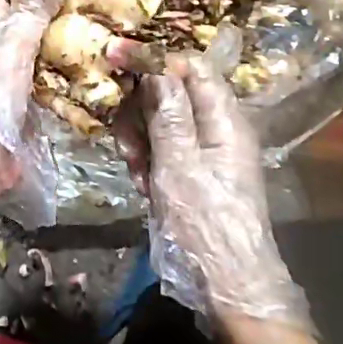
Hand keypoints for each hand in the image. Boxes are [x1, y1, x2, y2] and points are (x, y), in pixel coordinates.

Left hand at [0, 0, 84, 198]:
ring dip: (64, 30)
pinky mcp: (22, 96)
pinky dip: (67, 62)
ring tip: (101, 14)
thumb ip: (33, 6)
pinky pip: (48, 70)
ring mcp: (7, 70)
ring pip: (39, 40)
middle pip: (25, 10)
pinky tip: (94, 58)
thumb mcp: (12, 44)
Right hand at [129, 56, 308, 326]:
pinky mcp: (191, 171)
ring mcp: (204, 150)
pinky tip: (142, 183)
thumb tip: (155, 64)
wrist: (226, 285)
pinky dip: (146, 159)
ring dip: (139, 137)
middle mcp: (217, 127)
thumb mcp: (179, 163)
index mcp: (224, 118)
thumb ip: (166, 111)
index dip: (155, 58)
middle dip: (141, 106)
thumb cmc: (205, 221)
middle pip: (171, 91)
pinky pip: (162, 148)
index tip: (116, 58)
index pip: (191, 65)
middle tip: (126, 136)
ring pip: (160, 120)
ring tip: (135, 166)